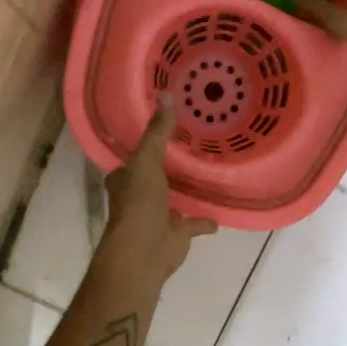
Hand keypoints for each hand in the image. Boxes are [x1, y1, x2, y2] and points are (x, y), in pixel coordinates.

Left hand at [99, 95, 217, 279]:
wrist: (145, 251)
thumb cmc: (139, 203)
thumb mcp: (147, 161)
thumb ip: (158, 132)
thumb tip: (167, 94)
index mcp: (126, 179)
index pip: (132, 158)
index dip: (143, 145)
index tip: (162, 129)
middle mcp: (140, 196)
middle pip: (155, 177)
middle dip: (169, 167)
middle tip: (192, 146)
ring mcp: (159, 216)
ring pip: (175, 199)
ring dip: (187, 191)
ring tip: (208, 171)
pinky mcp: (178, 233)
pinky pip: (195, 223)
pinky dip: (205, 220)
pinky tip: (220, 211)